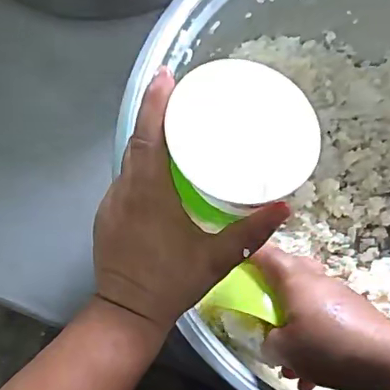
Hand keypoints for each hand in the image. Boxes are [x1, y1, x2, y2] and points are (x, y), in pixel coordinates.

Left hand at [93, 70, 289, 334]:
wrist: (126, 313)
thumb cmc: (171, 284)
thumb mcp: (217, 258)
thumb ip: (251, 232)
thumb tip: (284, 206)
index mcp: (148, 193)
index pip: (148, 136)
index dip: (156, 103)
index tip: (167, 76)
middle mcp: (124, 191)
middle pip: (136, 142)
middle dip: (154, 115)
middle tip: (179, 96)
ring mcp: (111, 205)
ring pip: (128, 163)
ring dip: (146, 142)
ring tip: (173, 129)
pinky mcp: (106, 218)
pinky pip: (124, 182)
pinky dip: (139, 168)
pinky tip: (157, 172)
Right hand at [251, 245, 389, 389]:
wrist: (388, 358)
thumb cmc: (328, 345)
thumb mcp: (283, 350)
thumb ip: (267, 341)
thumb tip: (270, 340)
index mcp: (294, 279)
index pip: (264, 253)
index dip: (246, 252)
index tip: (232, 258)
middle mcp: (316, 281)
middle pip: (287, 274)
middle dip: (271, 291)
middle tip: (259, 310)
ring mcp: (338, 297)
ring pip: (305, 305)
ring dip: (293, 329)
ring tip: (287, 363)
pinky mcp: (354, 316)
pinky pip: (323, 324)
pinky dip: (313, 344)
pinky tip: (311, 376)